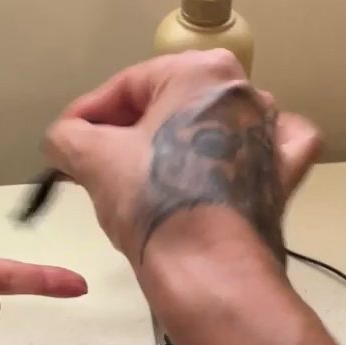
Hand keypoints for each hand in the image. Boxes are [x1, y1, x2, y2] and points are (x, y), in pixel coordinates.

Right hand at [42, 50, 320, 264]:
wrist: (210, 274)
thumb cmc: (154, 201)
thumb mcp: (91, 157)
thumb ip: (66, 135)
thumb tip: (62, 139)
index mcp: (203, 71)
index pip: (128, 85)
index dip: (88, 113)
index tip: (65, 140)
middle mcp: (246, 93)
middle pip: (170, 105)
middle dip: (129, 131)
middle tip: (93, 162)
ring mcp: (271, 135)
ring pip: (212, 127)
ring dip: (175, 144)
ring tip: (137, 179)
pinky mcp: (283, 177)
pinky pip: (261, 154)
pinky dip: (238, 157)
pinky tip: (221, 168)